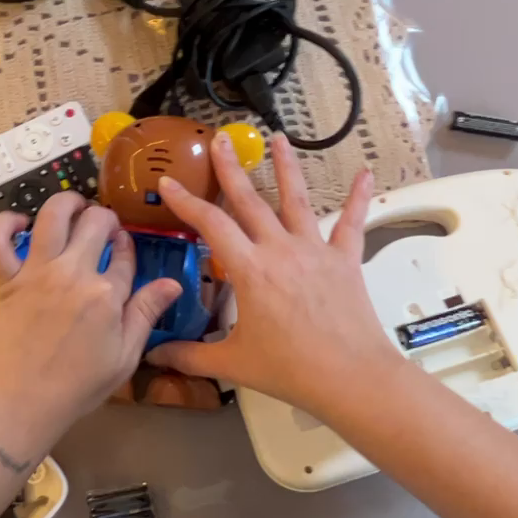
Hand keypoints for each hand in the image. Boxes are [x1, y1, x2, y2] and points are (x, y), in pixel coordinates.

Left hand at [0, 192, 184, 431]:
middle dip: (104, 217)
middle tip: (102, 227)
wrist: (21, 400)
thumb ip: (146, 314)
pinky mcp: (4, 278)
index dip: (127, 245)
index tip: (123, 246)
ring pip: (52, 214)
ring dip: (66, 202)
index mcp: (107, 294)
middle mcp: (73, 272)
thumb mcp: (124, 356)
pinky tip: (19, 222)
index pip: (125, 254)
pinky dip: (4, 223)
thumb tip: (173, 284)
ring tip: (73, 207)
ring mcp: (36, 271)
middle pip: (95, 223)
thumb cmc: (77, 386)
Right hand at [146, 133, 403, 421]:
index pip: (210, 225)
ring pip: (297, 200)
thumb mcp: (232, 363)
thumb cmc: (290, 370)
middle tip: (220, 141)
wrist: (351, 377)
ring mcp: (315, 251)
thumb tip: (152, 355)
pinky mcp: (345, 260)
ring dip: (287, 167)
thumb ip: (189, 356)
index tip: (168, 183)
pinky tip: (365, 173)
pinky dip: (359, 198)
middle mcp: (280, 250)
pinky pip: (352, 223)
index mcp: (250, 271)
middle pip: (251, 200)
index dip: (185, 202)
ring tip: (278, 140)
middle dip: (231, 168)